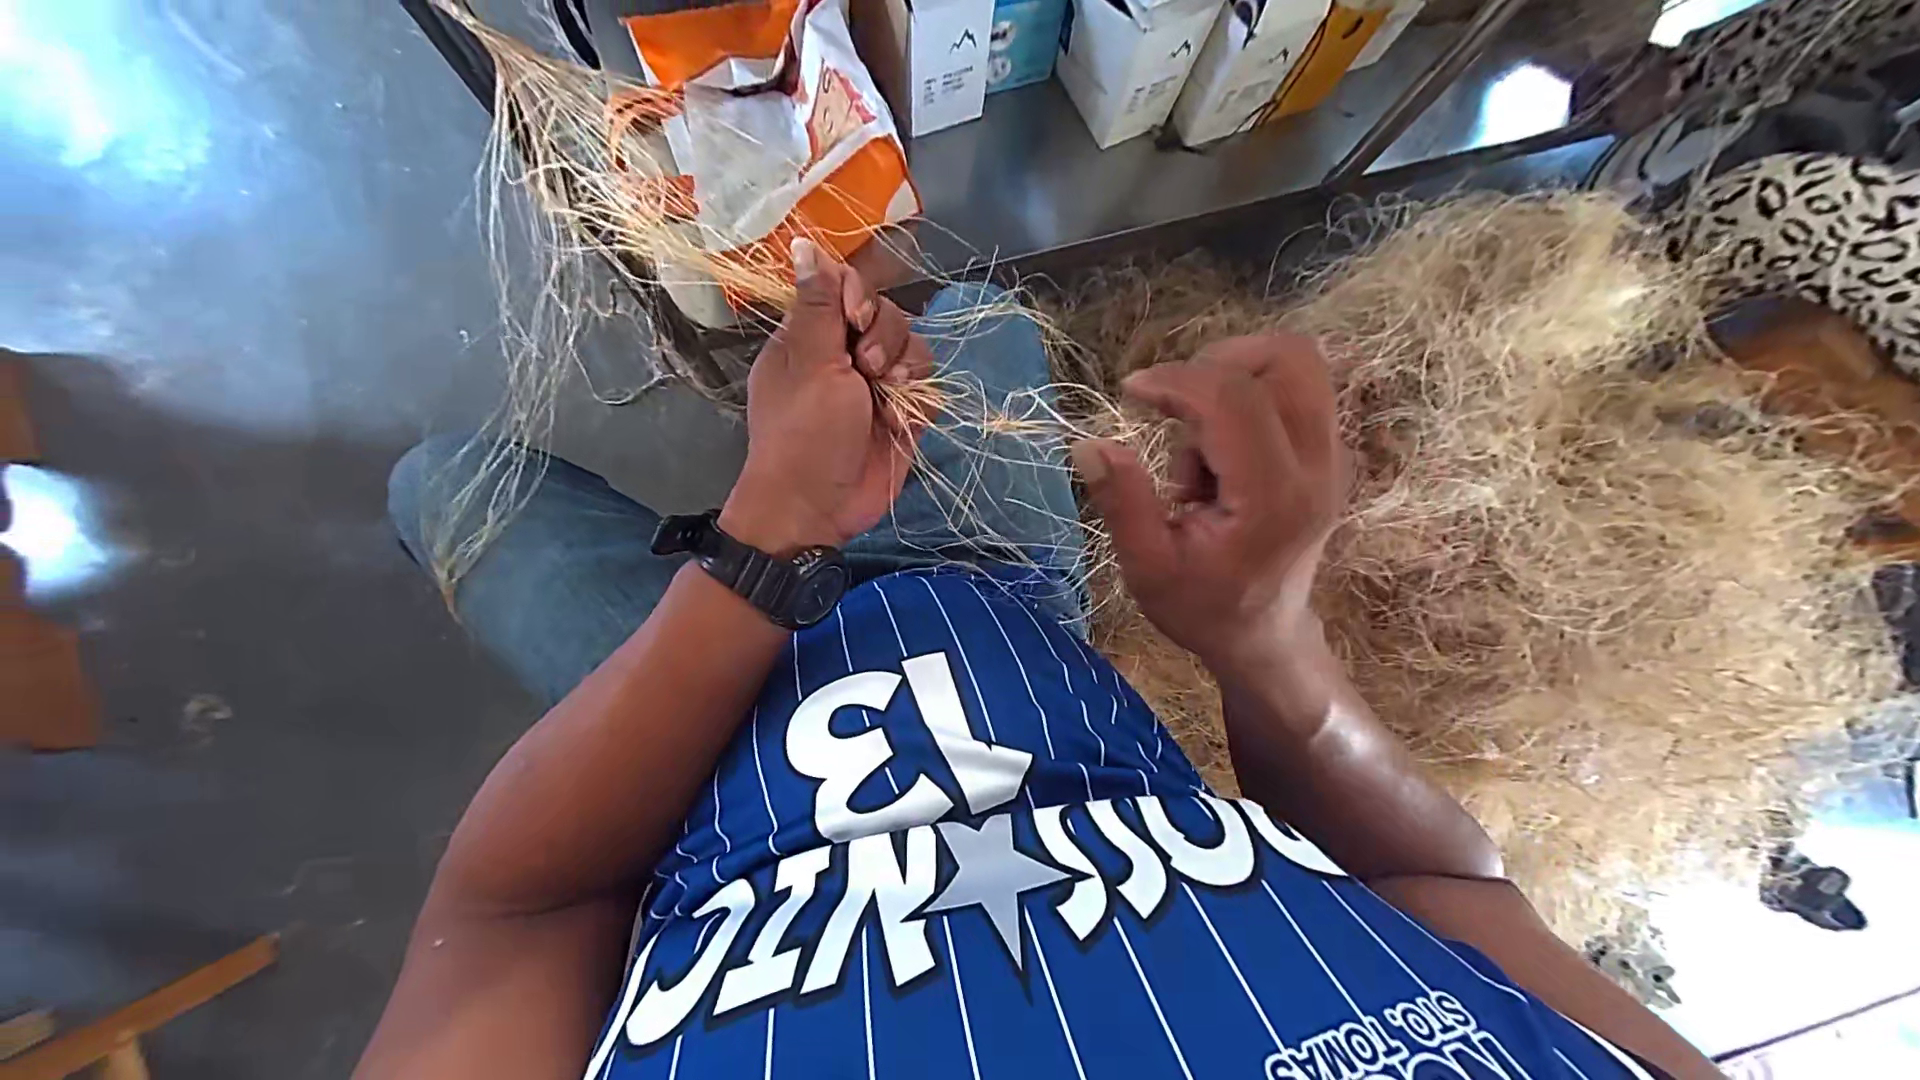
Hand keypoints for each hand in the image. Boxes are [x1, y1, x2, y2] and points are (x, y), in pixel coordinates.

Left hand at [720, 239, 932, 554]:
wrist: (819, 506)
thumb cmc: (803, 433)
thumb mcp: (810, 363)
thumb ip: (819, 305)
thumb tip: (805, 243)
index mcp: (812, 336)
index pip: (848, 286)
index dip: (860, 295)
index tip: (855, 318)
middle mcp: (846, 354)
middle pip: (889, 314)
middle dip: (885, 337)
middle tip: (867, 370)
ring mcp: (877, 386)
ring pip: (914, 348)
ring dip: (906, 368)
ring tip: (887, 396)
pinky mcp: (902, 415)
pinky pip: (928, 387)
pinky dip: (920, 399)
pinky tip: (901, 420)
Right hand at [1073, 334, 1346, 672]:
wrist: (1265, 635)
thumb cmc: (1202, 608)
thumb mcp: (1148, 567)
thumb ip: (1122, 503)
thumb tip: (1088, 443)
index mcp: (1273, 499)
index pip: (1233, 399)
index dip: (1175, 379)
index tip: (1130, 391)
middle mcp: (1318, 466)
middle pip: (1286, 358)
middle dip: (1215, 364)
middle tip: (1171, 406)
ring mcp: (1331, 457)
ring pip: (1295, 365)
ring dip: (1230, 382)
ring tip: (1195, 449)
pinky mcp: (1327, 454)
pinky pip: (1291, 391)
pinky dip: (1244, 399)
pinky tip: (1216, 460)